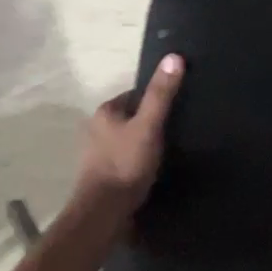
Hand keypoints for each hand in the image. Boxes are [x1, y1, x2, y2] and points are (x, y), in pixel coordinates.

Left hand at [75, 54, 182, 221]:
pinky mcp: (100, 177)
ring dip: (142, 144)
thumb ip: (161, 94)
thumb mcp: (149, 126)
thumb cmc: (125, 164)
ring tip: (166, 153)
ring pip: (126, 140)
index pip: (134, 95)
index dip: (155, 100)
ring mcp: (95, 155)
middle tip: (174, 132)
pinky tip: (150, 172)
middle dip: (148, 123)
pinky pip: (123, 161)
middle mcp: (95, 129)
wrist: (103, 214)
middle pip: (130, 118)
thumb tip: (174, 56)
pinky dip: (135, 163)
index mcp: (105, 112)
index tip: (176, 109)